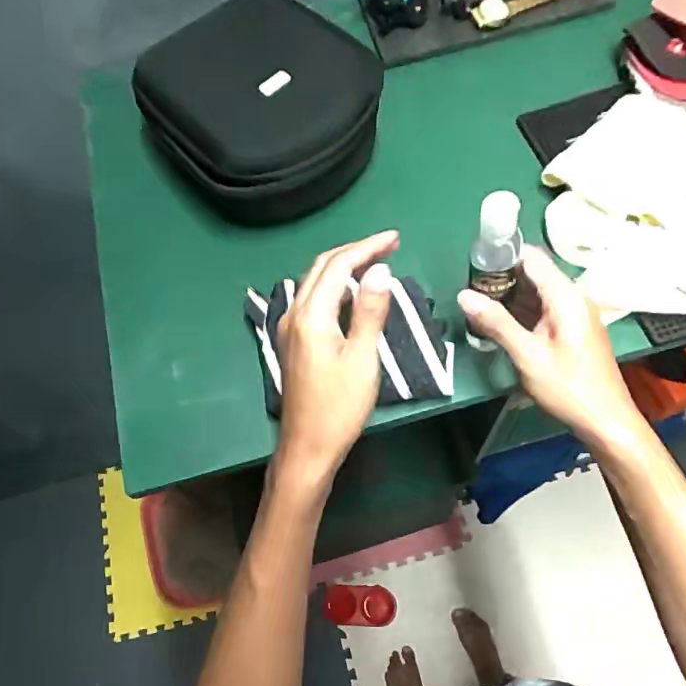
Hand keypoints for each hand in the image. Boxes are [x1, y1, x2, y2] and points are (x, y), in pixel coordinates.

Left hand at [274, 230, 399, 488]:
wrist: (308, 447)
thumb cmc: (339, 407)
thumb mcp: (363, 359)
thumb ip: (371, 312)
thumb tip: (380, 270)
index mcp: (311, 315)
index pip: (339, 265)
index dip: (367, 247)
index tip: (395, 239)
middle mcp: (294, 315)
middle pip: (322, 267)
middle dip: (355, 251)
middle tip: (388, 245)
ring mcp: (290, 329)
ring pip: (315, 282)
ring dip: (343, 267)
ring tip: (374, 263)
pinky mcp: (294, 343)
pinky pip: (313, 300)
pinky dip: (335, 287)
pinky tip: (351, 295)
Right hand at [458, 247, 646, 451]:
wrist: (605, 420)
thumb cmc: (568, 387)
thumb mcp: (527, 355)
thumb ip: (496, 322)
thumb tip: (464, 295)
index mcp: (565, 296)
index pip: (531, 258)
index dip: (501, 256)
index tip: (473, 266)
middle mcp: (573, 297)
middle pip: (534, 274)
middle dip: (501, 280)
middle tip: (470, 293)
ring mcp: (575, 314)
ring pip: (537, 293)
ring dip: (510, 298)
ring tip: (479, 308)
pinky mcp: (574, 329)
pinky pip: (545, 310)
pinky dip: (523, 313)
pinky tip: (501, 325)